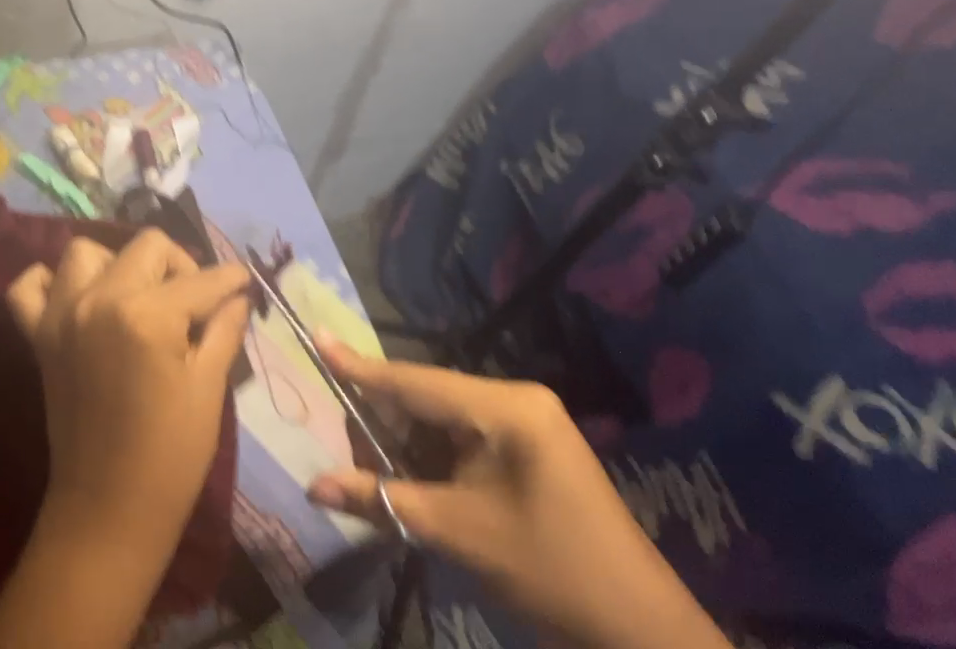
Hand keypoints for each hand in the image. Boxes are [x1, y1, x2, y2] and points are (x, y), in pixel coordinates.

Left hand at [5, 229, 251, 540]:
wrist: (109, 507)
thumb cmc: (172, 454)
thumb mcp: (209, 389)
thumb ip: (223, 331)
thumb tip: (238, 295)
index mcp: (147, 315)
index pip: (199, 280)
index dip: (230, 279)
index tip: (244, 281)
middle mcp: (98, 300)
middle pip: (146, 247)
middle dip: (180, 265)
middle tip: (194, 301)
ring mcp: (61, 315)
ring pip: (86, 251)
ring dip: (117, 264)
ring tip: (138, 298)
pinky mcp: (37, 335)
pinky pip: (29, 285)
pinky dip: (50, 283)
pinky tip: (77, 300)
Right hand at [307, 343, 729, 648]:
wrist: (640, 629)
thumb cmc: (551, 569)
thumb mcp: (457, 532)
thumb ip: (382, 500)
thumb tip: (315, 485)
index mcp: (505, 407)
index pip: (414, 381)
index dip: (359, 366)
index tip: (315, 336)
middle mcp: (515, 402)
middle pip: (424, 398)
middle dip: (379, 423)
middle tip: (340, 446)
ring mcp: (526, 425)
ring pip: (439, 421)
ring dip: (403, 446)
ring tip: (368, 472)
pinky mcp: (528, 451)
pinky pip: (461, 440)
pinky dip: (429, 459)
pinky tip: (406, 480)